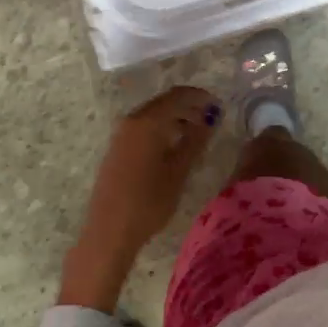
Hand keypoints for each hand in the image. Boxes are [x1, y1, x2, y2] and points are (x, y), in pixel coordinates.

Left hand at [60, 86, 220, 311]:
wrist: (110, 230)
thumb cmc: (148, 202)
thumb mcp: (178, 172)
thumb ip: (195, 141)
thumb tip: (211, 118)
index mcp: (147, 121)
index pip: (177, 96)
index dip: (199, 97)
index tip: (217, 104)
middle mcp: (132, 120)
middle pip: (164, 103)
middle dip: (188, 107)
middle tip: (210, 118)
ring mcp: (121, 133)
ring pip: (153, 115)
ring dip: (175, 118)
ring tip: (196, 133)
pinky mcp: (117, 148)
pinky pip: (143, 127)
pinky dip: (161, 128)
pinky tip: (173, 145)